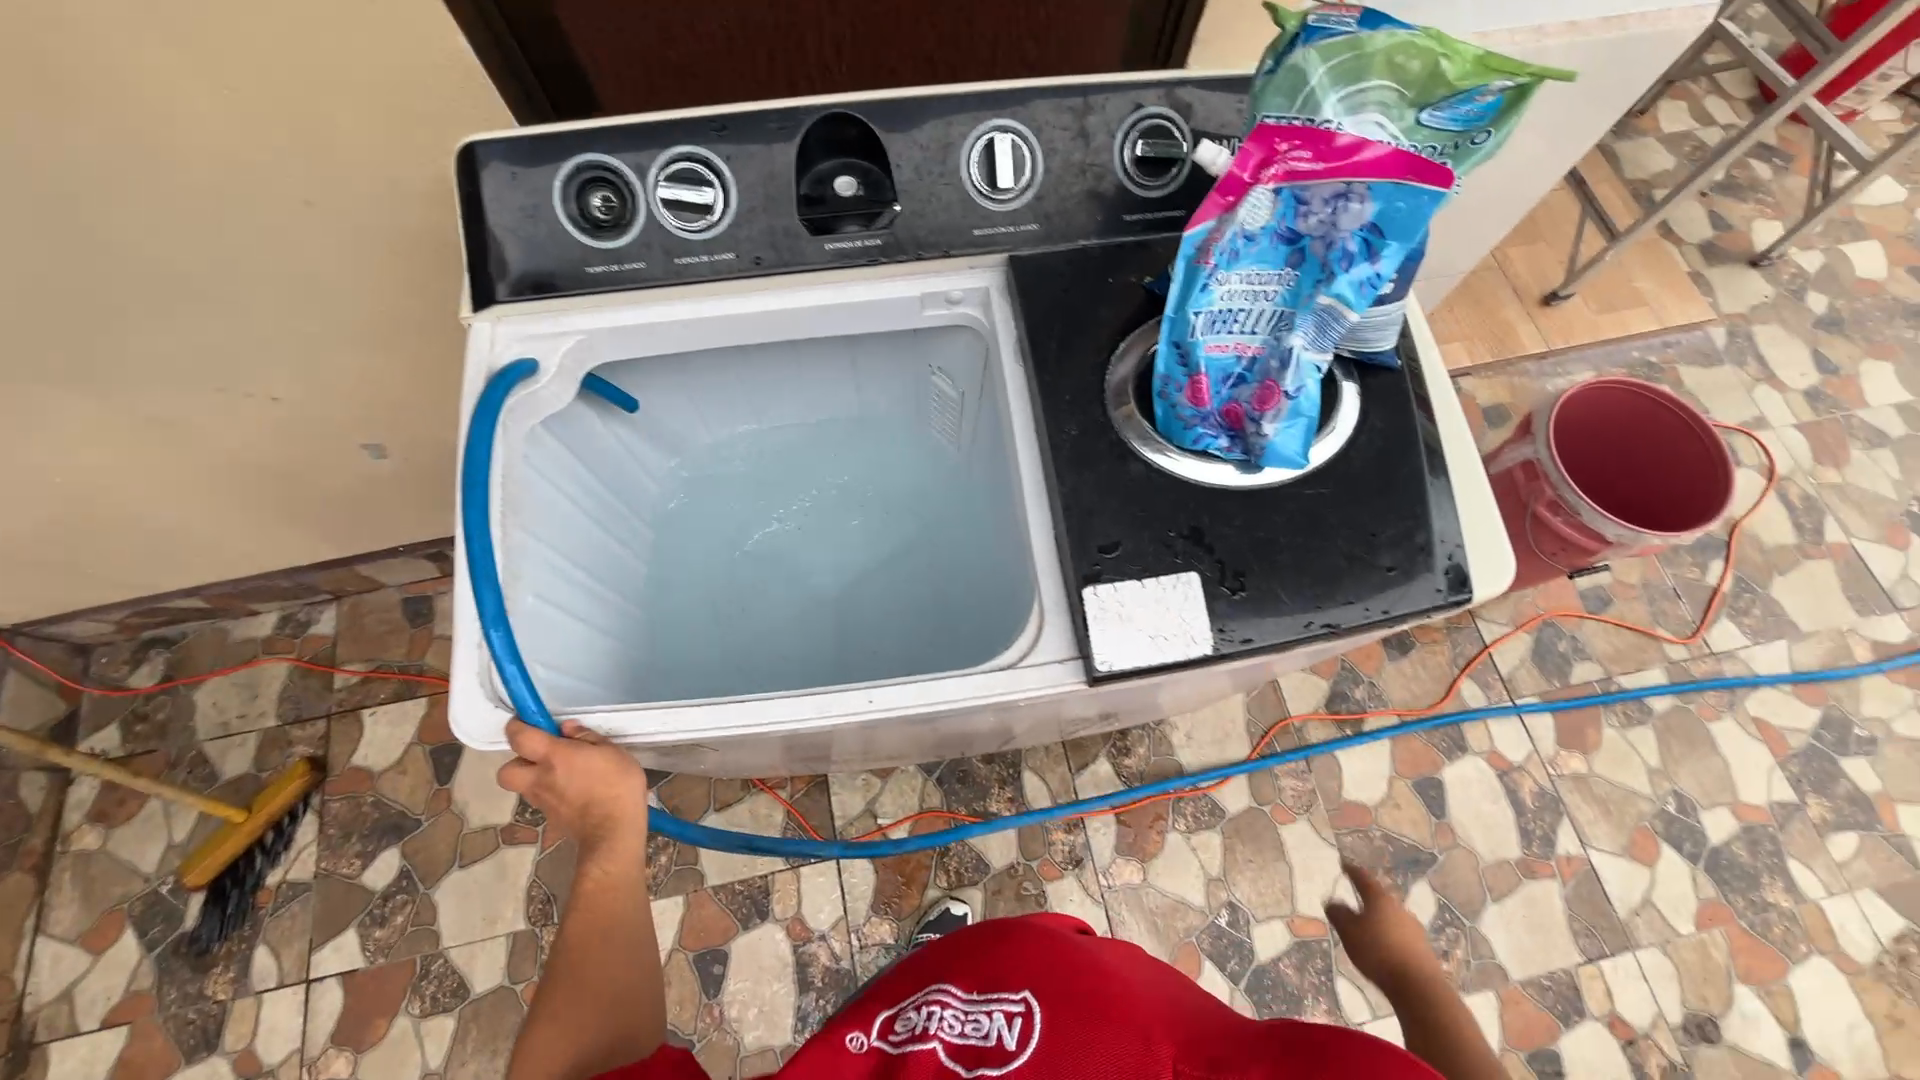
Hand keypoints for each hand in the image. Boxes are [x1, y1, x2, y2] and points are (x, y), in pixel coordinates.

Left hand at [497, 718, 650, 859]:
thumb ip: (587, 738)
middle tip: (543, 756)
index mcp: (553, 756)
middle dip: (519, 761)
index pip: (519, 737)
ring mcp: (542, 801)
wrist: (614, 831)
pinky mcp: (550, 818)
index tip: (528, 720)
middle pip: (506, 770)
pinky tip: (574, 791)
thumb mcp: (612, 752)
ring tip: (563, 773)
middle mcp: (539, 778)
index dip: (518, 725)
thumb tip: (567, 729)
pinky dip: (551, 793)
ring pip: (523, 786)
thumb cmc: (617, 785)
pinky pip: (541, 799)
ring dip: (535, 777)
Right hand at [1325, 861, 1443, 994]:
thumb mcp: (1348, 932)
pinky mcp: (1422, 947)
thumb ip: (1338, 914)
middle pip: (1379, 897)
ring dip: (1378, 918)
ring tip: (1366, 927)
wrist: (1419, 987)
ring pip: (1391, 916)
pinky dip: (1388, 935)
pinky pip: (1399, 934)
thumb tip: (1332, 901)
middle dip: (1366, 898)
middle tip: (1353, 899)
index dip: (1351, 870)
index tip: (1343, 864)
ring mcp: (1414, 928)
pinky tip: (1382, 946)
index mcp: (1379, 898)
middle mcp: (1399, 908)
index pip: (1363, 877)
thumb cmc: (1378, 953)